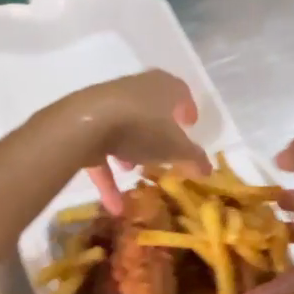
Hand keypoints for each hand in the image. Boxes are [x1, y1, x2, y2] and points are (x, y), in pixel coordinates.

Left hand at [48, 70, 206, 214]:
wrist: (86, 123)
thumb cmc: (142, 127)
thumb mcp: (175, 148)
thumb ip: (193, 159)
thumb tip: (208, 170)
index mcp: (163, 86)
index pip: (181, 93)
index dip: (187, 110)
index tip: (191, 125)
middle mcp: (136, 89)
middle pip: (151, 112)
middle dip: (156, 135)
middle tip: (163, 155)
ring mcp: (107, 106)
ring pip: (124, 131)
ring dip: (130, 152)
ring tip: (134, 175)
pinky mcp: (85, 125)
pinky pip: (101, 153)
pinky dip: (108, 177)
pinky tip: (114, 206)